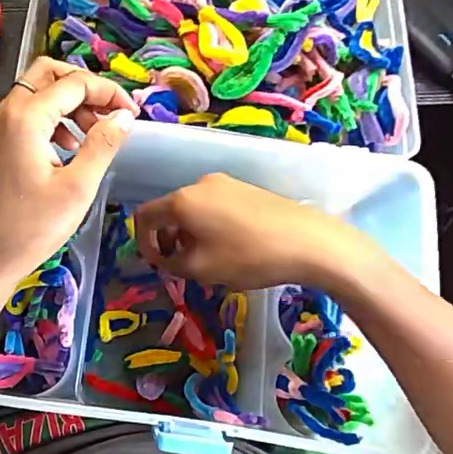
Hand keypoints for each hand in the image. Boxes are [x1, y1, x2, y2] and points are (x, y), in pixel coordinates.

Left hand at [0, 58, 136, 283]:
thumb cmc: (32, 228)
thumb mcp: (77, 187)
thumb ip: (103, 145)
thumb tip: (123, 117)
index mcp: (25, 118)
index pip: (73, 83)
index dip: (108, 92)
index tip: (131, 114)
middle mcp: (6, 113)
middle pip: (49, 73)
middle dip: (85, 86)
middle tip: (110, 113)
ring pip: (37, 91)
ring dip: (70, 102)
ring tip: (95, 132)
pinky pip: (28, 113)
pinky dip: (53, 117)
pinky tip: (71, 146)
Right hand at [133, 173, 376, 289]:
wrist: (309, 242)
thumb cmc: (247, 257)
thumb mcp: (200, 269)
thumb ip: (172, 264)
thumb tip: (167, 258)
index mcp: (182, 200)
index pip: (144, 216)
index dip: (143, 242)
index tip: (159, 265)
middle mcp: (200, 184)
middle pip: (169, 211)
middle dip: (168, 240)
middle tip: (182, 266)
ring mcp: (226, 184)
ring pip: (192, 210)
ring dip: (189, 235)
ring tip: (207, 260)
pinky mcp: (246, 189)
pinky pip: (213, 207)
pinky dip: (209, 227)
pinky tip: (229, 248)